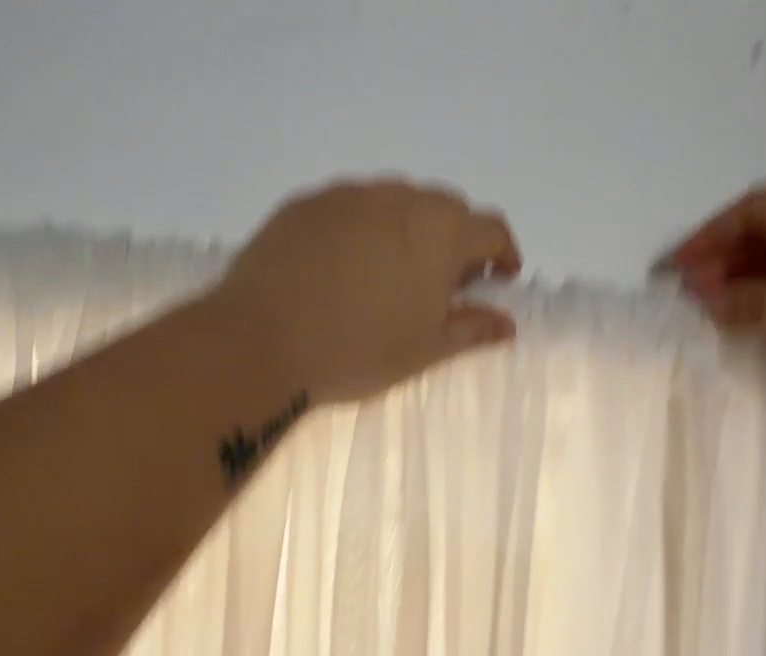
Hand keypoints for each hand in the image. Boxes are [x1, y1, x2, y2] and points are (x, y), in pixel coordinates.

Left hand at [208, 179, 522, 404]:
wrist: (260, 341)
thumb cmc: (357, 350)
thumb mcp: (424, 350)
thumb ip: (469, 330)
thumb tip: (505, 323)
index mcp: (440, 231)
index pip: (490, 229)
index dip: (502, 254)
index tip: (499, 279)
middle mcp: (398, 198)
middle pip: (443, 209)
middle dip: (454, 241)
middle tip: (442, 284)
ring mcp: (347, 195)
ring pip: (393, 203)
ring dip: (406, 231)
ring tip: (390, 276)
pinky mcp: (303, 204)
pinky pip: (348, 210)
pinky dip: (360, 231)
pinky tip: (342, 269)